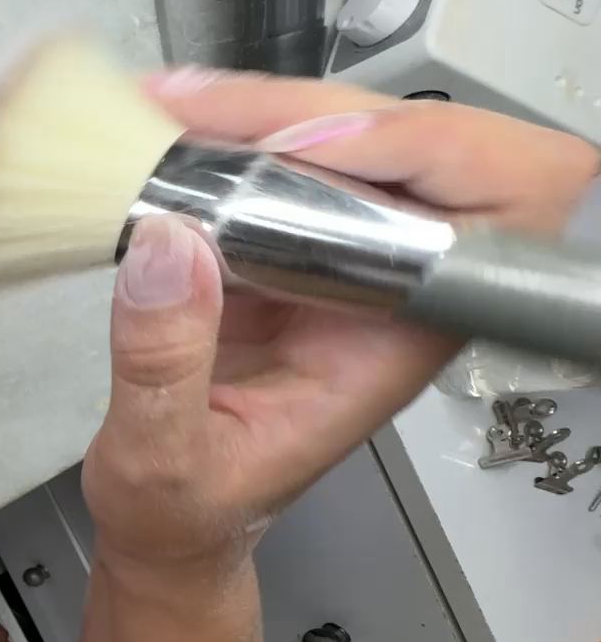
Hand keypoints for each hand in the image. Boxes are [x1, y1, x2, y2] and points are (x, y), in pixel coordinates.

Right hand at [83, 73, 600, 575]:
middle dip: (297, 115)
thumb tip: (164, 248)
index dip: (418, 149)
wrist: (165, 527)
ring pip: (325, 153)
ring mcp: (316, 274)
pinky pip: (253, 185)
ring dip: (245, 124)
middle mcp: (373, 293)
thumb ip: (162, 365)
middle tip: (192, 114)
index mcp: (391, 341)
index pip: (488, 205)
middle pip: (397, 151)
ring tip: (162, 117)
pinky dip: (204, 156)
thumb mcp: (161, 460)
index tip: (297, 151)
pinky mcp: (259, 268)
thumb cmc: (182, 514)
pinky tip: (153, 147)